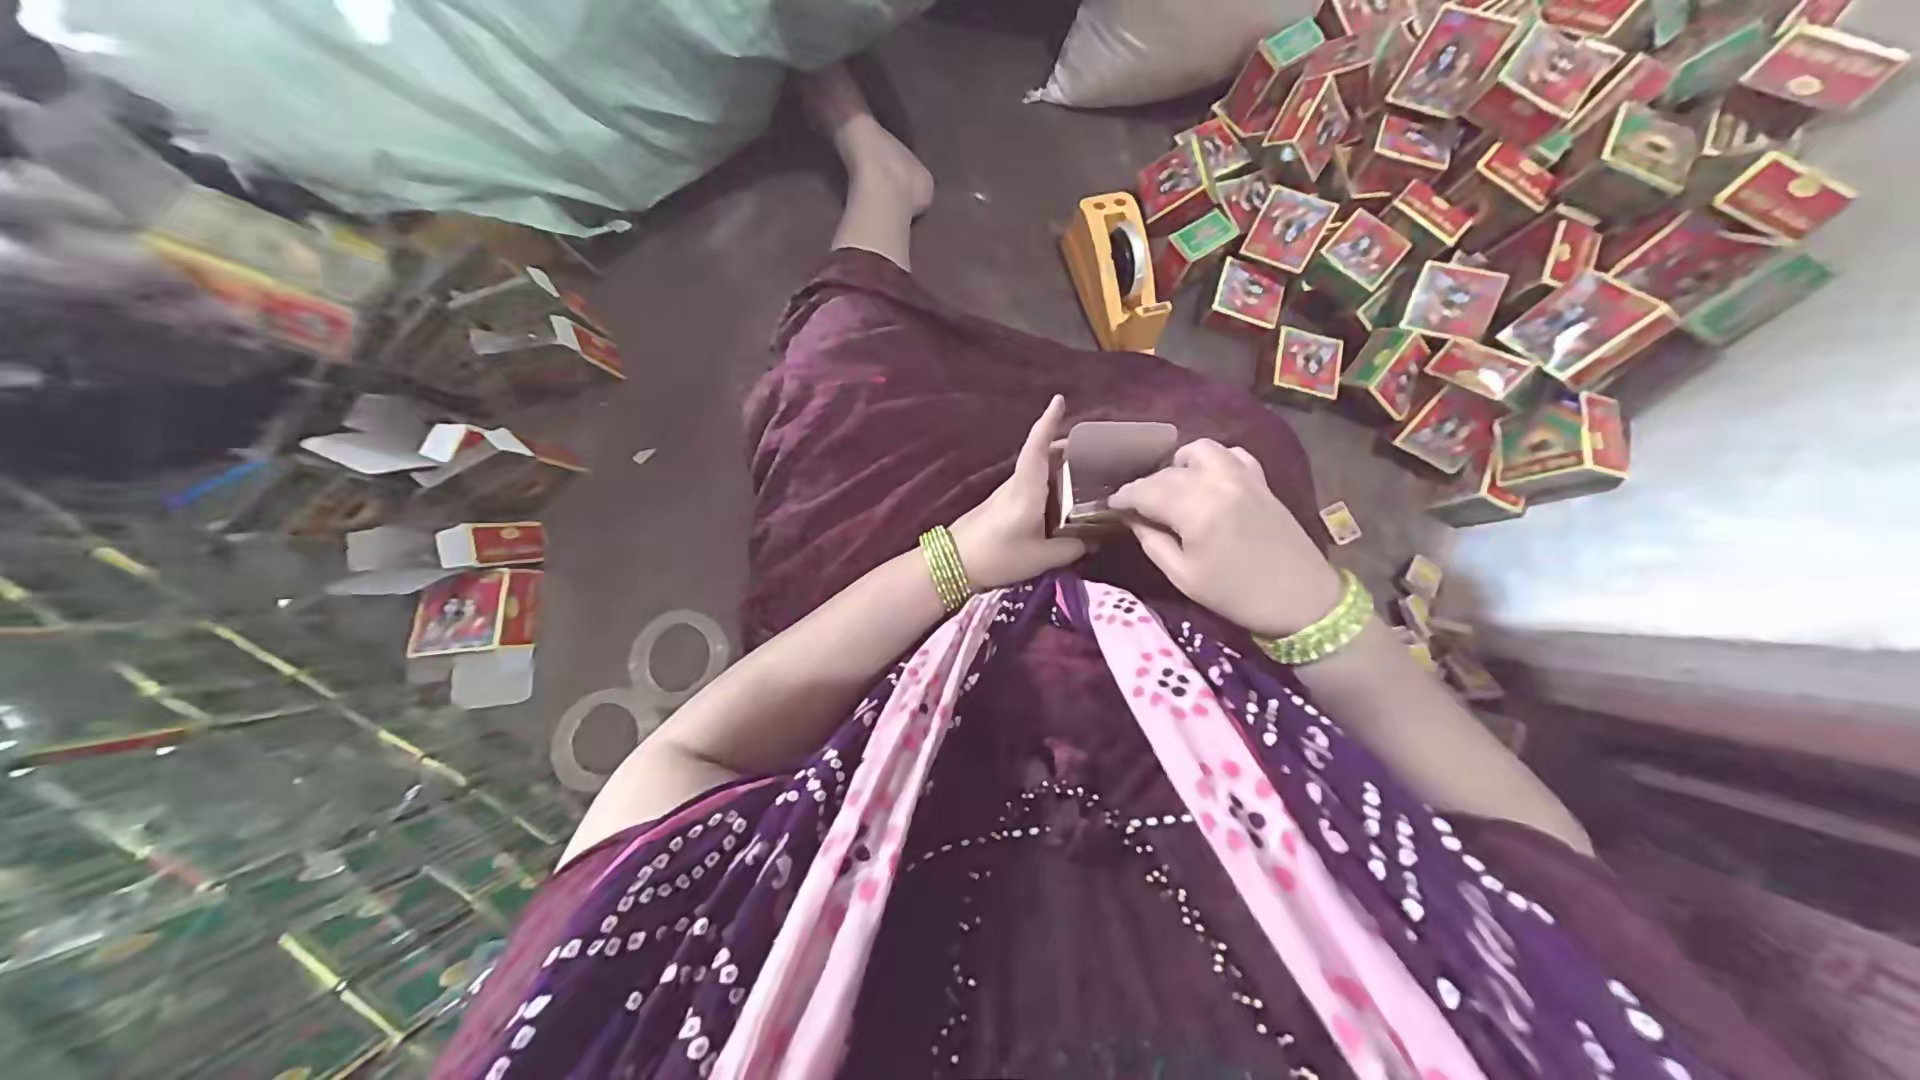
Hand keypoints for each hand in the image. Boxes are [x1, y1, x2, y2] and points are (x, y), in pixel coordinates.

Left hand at [949, 395, 1087, 588]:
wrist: (953, 564)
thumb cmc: (998, 556)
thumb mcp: (1042, 557)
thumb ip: (1072, 547)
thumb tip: (1094, 540)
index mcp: (1026, 488)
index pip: (1038, 446)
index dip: (1048, 422)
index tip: (1059, 400)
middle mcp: (1017, 484)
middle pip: (1042, 455)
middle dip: (1068, 448)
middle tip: (1096, 452)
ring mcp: (1008, 493)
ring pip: (1038, 471)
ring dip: (1060, 468)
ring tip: (1089, 476)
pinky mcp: (1003, 505)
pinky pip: (1032, 486)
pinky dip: (1050, 484)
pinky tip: (1065, 501)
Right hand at [1109, 438, 1342, 637]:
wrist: (1301, 600)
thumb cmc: (1236, 595)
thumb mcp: (1183, 576)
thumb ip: (1152, 541)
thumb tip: (1131, 518)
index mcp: (1197, 510)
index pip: (1146, 490)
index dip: (1124, 497)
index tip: (1111, 506)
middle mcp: (1219, 483)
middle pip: (1168, 472)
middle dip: (1145, 486)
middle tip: (1134, 506)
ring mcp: (1243, 476)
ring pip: (1199, 450)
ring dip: (1177, 465)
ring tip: (1170, 487)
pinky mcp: (1260, 480)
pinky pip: (1231, 454)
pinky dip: (1212, 460)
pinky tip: (1205, 479)